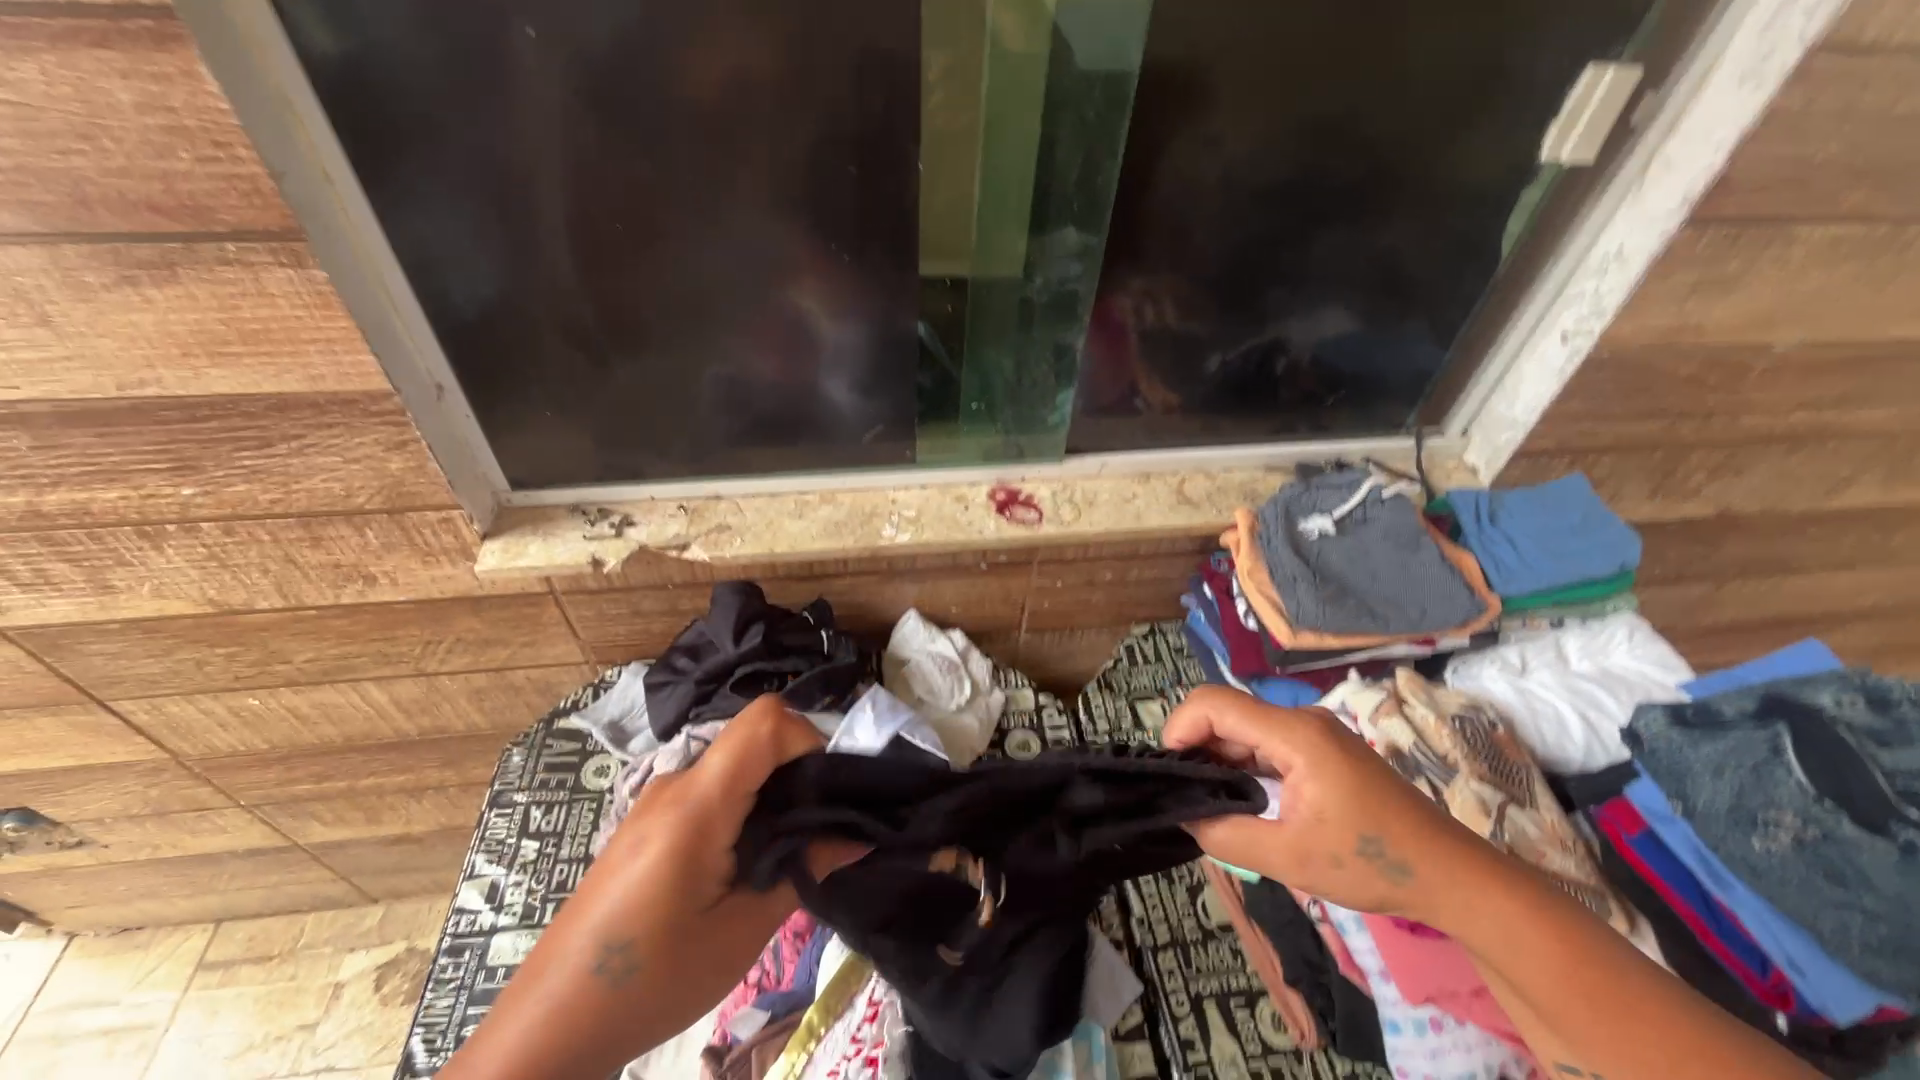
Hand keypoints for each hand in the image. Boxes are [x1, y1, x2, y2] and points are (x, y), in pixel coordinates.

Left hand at [439, 695, 863, 1079]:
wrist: (553, 1022)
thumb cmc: (654, 980)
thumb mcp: (742, 931)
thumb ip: (804, 871)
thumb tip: (860, 837)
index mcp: (698, 803)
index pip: (765, 721)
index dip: (809, 741)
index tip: (831, 794)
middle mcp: (674, 786)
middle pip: (752, 742)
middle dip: (798, 776)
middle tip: (821, 835)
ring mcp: (655, 803)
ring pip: (732, 769)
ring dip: (770, 799)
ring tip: (784, 860)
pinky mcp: (646, 824)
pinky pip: (708, 793)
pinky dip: (741, 813)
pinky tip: (743, 869)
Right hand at [1162, 685, 1493, 922]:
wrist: (1449, 873)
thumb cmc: (1372, 863)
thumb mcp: (1288, 858)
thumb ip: (1225, 834)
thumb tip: (1182, 817)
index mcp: (1295, 735)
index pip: (1213, 703)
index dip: (1179, 729)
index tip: (1171, 775)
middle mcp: (1302, 721)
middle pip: (1226, 713)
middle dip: (1195, 749)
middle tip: (1186, 799)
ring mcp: (1314, 734)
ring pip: (1244, 729)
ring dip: (1218, 760)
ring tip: (1209, 805)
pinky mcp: (1321, 750)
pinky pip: (1266, 743)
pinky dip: (1243, 766)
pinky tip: (1239, 800)